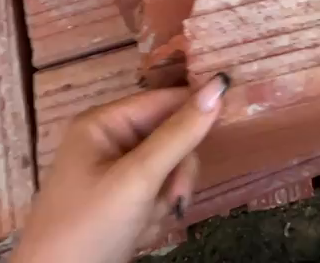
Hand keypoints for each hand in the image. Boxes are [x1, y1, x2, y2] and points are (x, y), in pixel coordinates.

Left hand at [10, 76, 228, 262]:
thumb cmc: (90, 229)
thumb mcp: (138, 179)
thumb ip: (179, 134)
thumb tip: (219, 85)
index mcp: (103, 124)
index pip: (163, 100)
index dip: (195, 109)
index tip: (229, 115)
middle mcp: (108, 142)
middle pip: (168, 138)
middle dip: (175, 172)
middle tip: (172, 199)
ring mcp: (112, 175)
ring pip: (166, 170)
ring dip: (166, 198)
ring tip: (147, 223)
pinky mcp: (118, 204)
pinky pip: (154, 195)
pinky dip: (154, 215)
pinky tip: (138, 234)